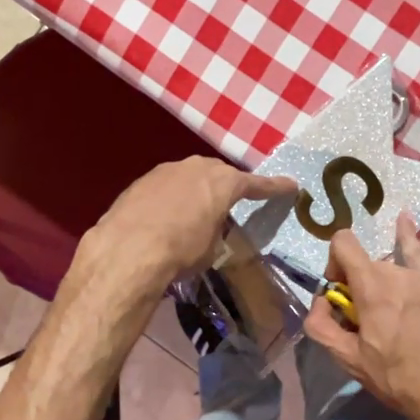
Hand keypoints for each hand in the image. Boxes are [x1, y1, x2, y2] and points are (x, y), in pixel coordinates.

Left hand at [80, 158, 297, 293]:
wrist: (128, 249)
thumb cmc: (181, 251)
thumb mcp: (212, 249)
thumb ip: (218, 231)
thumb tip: (210, 229)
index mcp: (223, 182)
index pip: (256, 184)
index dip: (274, 188)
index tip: (290, 186)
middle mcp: (196, 167)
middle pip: (218, 174)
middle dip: (226, 187)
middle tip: (230, 203)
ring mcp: (165, 171)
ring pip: (188, 178)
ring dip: (194, 192)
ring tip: (194, 212)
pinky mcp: (139, 182)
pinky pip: (164, 189)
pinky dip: (169, 200)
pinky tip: (164, 218)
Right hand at [303, 214, 419, 419]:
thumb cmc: (400, 379)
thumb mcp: (350, 360)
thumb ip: (321, 326)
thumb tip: (320, 303)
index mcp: (373, 287)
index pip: (343, 243)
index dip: (333, 263)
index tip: (338, 294)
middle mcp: (399, 272)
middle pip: (367, 262)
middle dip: (356, 283)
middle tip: (362, 320)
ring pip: (391, 267)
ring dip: (381, 281)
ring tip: (387, 313)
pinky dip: (408, 237)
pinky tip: (404, 220)